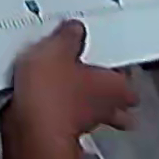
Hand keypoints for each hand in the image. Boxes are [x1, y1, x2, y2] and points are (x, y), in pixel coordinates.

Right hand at [5, 20, 137, 143]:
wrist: (33, 122)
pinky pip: (72, 117)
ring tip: (63, 86)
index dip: (112, 65)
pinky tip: (44, 96)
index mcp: (118, 87)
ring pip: (98, 112)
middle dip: (108, 93)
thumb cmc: (53, 87)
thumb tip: (77, 28)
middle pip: (120, 102)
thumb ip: (68, 38)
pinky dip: (62, 109)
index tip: (94, 54)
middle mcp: (111, 108)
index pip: (126, 75)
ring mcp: (91, 122)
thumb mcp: (55, 49)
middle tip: (86, 75)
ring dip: (86, 103)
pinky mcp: (68, 129)